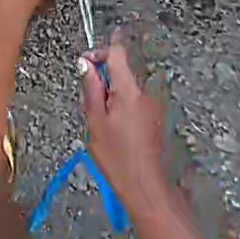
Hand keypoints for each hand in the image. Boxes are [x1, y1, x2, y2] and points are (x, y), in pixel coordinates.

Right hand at [80, 42, 169, 209]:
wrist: (144, 186)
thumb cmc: (117, 157)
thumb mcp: (95, 121)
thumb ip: (91, 88)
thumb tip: (85, 63)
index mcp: (129, 90)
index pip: (117, 53)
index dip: (99, 52)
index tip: (86, 60)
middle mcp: (144, 92)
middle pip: (121, 70)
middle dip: (102, 79)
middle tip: (88, 100)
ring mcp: (152, 105)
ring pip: (126, 87)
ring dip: (111, 94)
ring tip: (99, 120)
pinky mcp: (154, 117)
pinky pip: (134, 100)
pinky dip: (121, 106)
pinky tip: (113, 128)